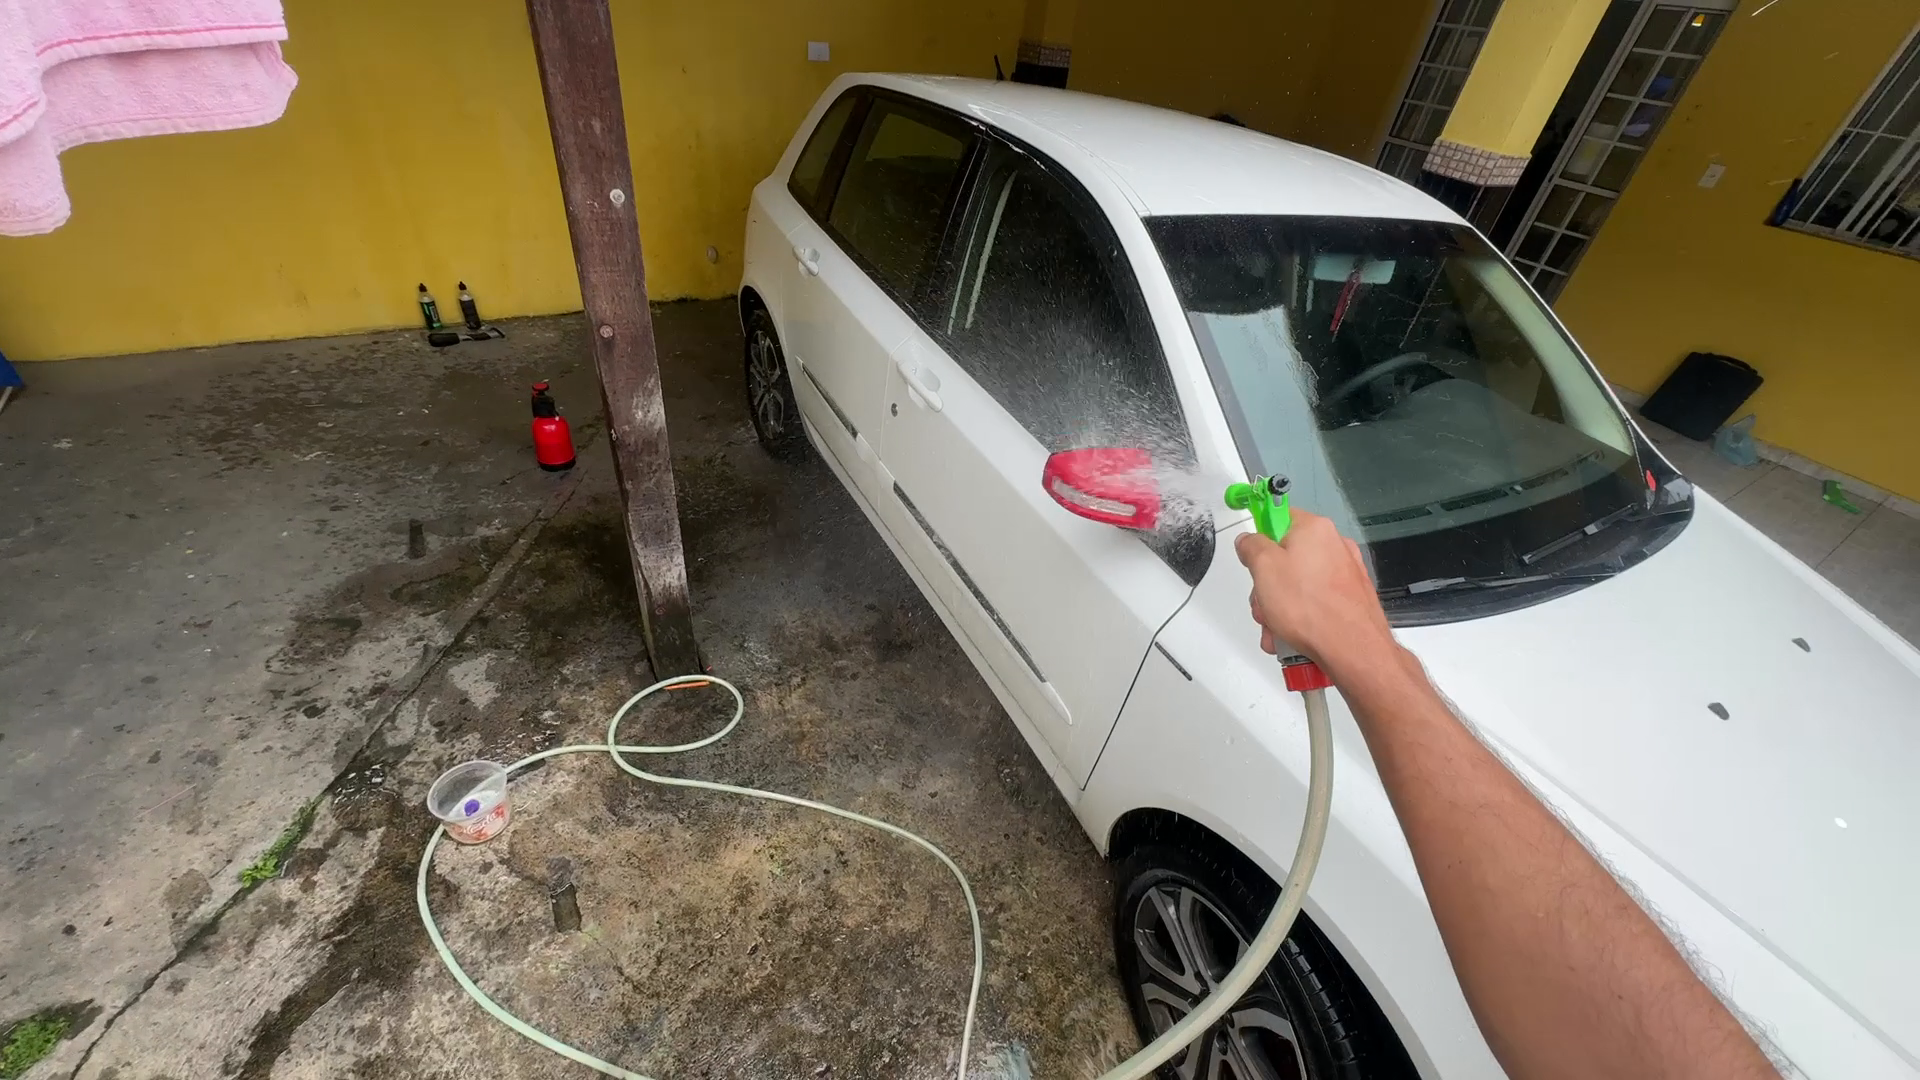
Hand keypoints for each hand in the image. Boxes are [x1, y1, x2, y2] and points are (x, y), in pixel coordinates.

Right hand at [1234, 510, 1396, 681]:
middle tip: (1263, 603)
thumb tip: (1249, 541)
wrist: (1353, 649)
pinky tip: (1290, 635)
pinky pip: (1313, 600)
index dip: (1260, 537)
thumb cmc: (1306, 605)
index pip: (1278, 516)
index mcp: (1314, 529)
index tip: (1252, 559)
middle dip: (1267, 583)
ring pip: (1296, 582)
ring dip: (1278, 605)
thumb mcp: (1263, 568)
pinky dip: (1299, 616)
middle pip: (1285, 555)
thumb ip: (1250, 546)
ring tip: (1275, 628)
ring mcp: (1345, 573)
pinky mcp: (1350, 598)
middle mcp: (1334, 545)